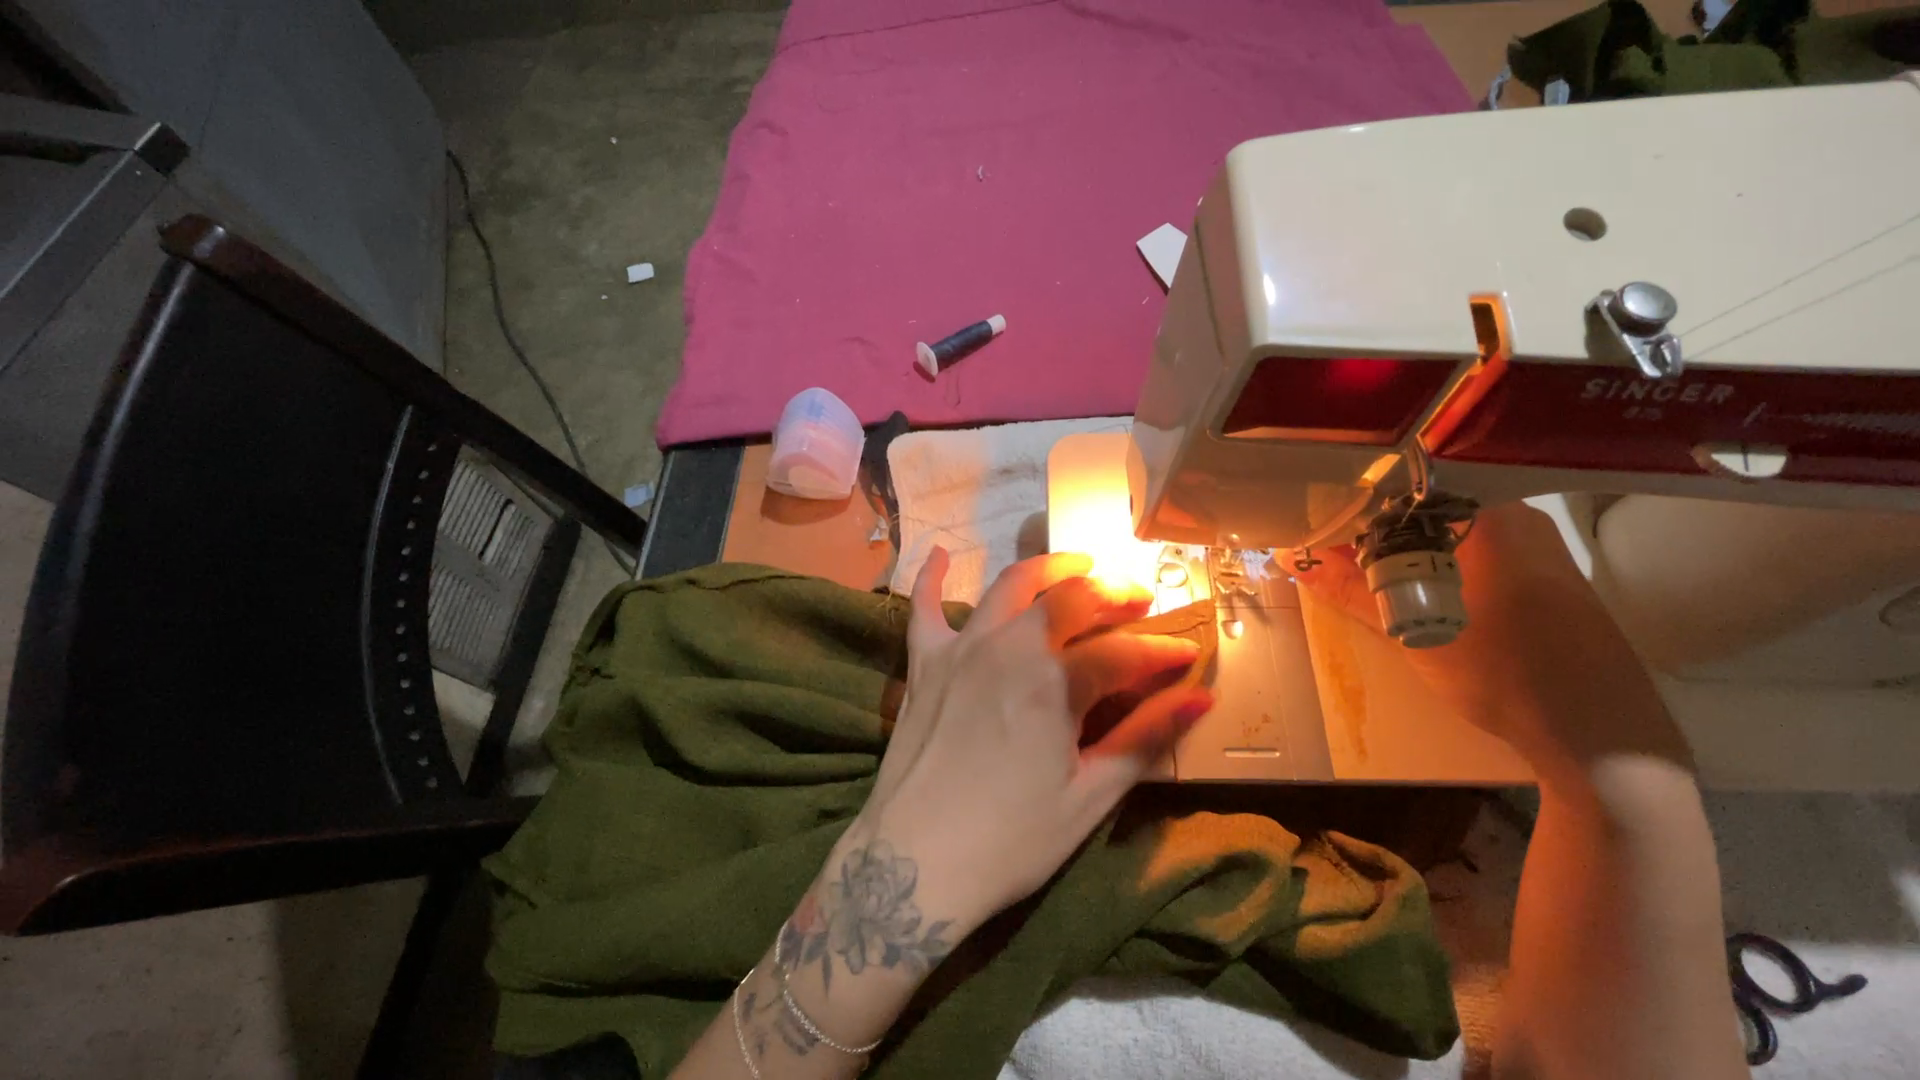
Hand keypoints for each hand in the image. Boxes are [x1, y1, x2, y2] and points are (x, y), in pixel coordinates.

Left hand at [843, 547, 1211, 935]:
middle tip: (1138, 597)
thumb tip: (1201, 698)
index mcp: (1054, 683)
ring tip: (1077, 565)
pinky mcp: (923, 664)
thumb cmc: (1011, 841)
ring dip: (1048, 569)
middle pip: (1069, 599)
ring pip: (1009, 586)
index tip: (1187, 655)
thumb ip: (1145, 740)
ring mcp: (960, 650)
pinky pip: (923, 607)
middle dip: (1112, 592)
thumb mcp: (1090, 798)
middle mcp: (1008, 648)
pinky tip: (942, 553)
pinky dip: (933, 577)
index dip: (1160, 652)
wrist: (913, 863)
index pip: (1122, 653)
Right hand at [1297, 502, 1685, 780]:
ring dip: (1405, 553)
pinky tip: (1417, 595)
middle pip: (1424, 508)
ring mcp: (1536, 545)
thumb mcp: (1414, 630)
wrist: (1600, 731)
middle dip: (1375, 532)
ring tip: (1365, 577)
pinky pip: (1475, 555)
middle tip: (1332, 556)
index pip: (1400, 488)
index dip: (1352, 507)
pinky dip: (1437, 568)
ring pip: (1449, 534)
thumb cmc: (1502, 670)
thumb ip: (1354, 589)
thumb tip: (1296, 559)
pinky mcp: (1544, 576)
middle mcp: (1515, 515)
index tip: (1316, 527)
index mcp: (1486, 512)